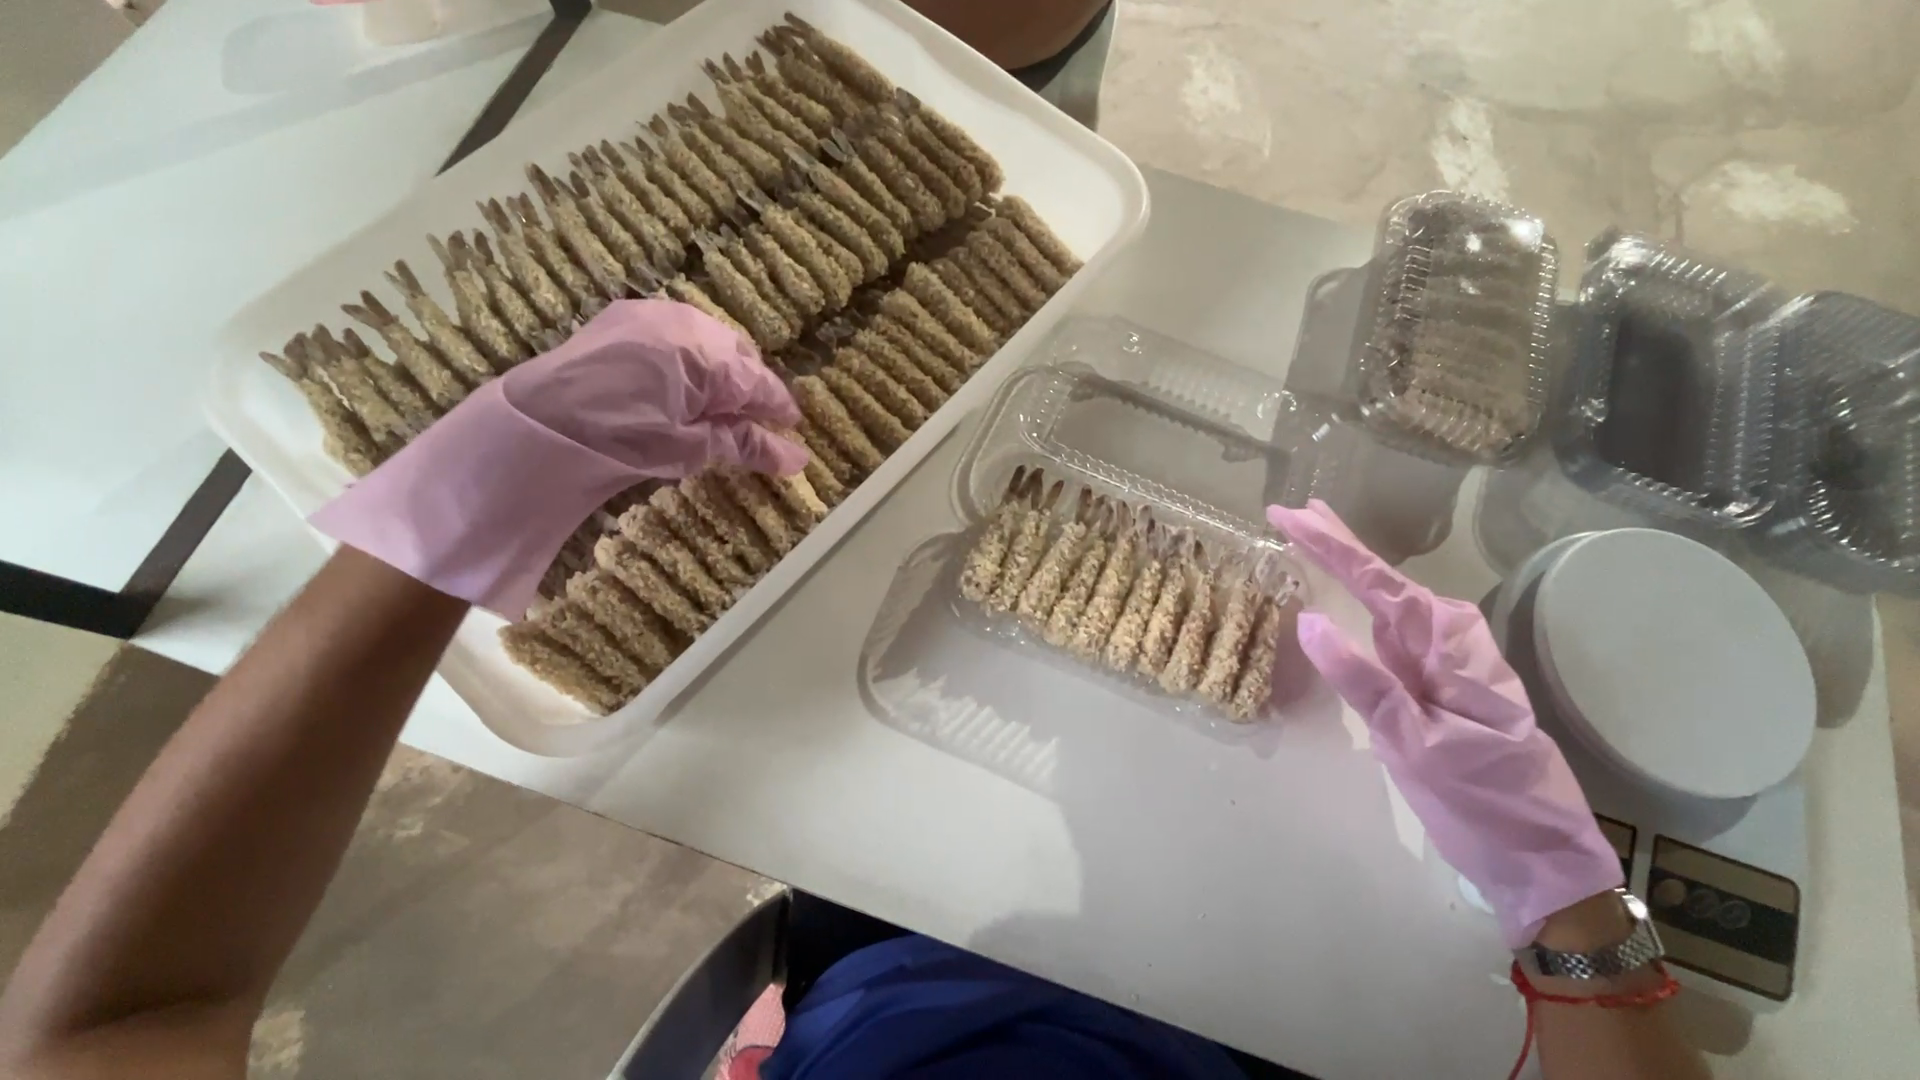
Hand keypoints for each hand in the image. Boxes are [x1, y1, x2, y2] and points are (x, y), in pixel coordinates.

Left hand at [312, 299, 804, 617]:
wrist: (524, 430)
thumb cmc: (616, 440)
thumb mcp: (686, 449)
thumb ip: (745, 446)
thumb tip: (800, 460)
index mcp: (704, 349)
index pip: (760, 380)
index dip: (779, 409)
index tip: (793, 433)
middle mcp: (680, 320)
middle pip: (735, 356)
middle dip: (747, 391)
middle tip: (749, 429)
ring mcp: (644, 317)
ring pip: (703, 345)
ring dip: (715, 378)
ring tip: (712, 416)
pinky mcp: (615, 324)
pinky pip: (670, 339)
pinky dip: (684, 366)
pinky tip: (673, 395)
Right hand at [1267, 501, 1622, 947]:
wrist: (1538, 859)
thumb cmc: (1485, 800)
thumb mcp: (1417, 743)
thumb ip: (1364, 680)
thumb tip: (1308, 619)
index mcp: (1452, 646)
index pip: (1380, 583)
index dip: (1331, 546)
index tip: (1289, 514)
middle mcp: (1448, 643)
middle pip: (1384, 582)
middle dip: (1340, 545)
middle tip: (1294, 510)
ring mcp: (1439, 666)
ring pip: (1386, 606)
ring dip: (1348, 570)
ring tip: (1312, 536)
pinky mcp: (1430, 690)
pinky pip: (1387, 638)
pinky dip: (1359, 609)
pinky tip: (1343, 601)